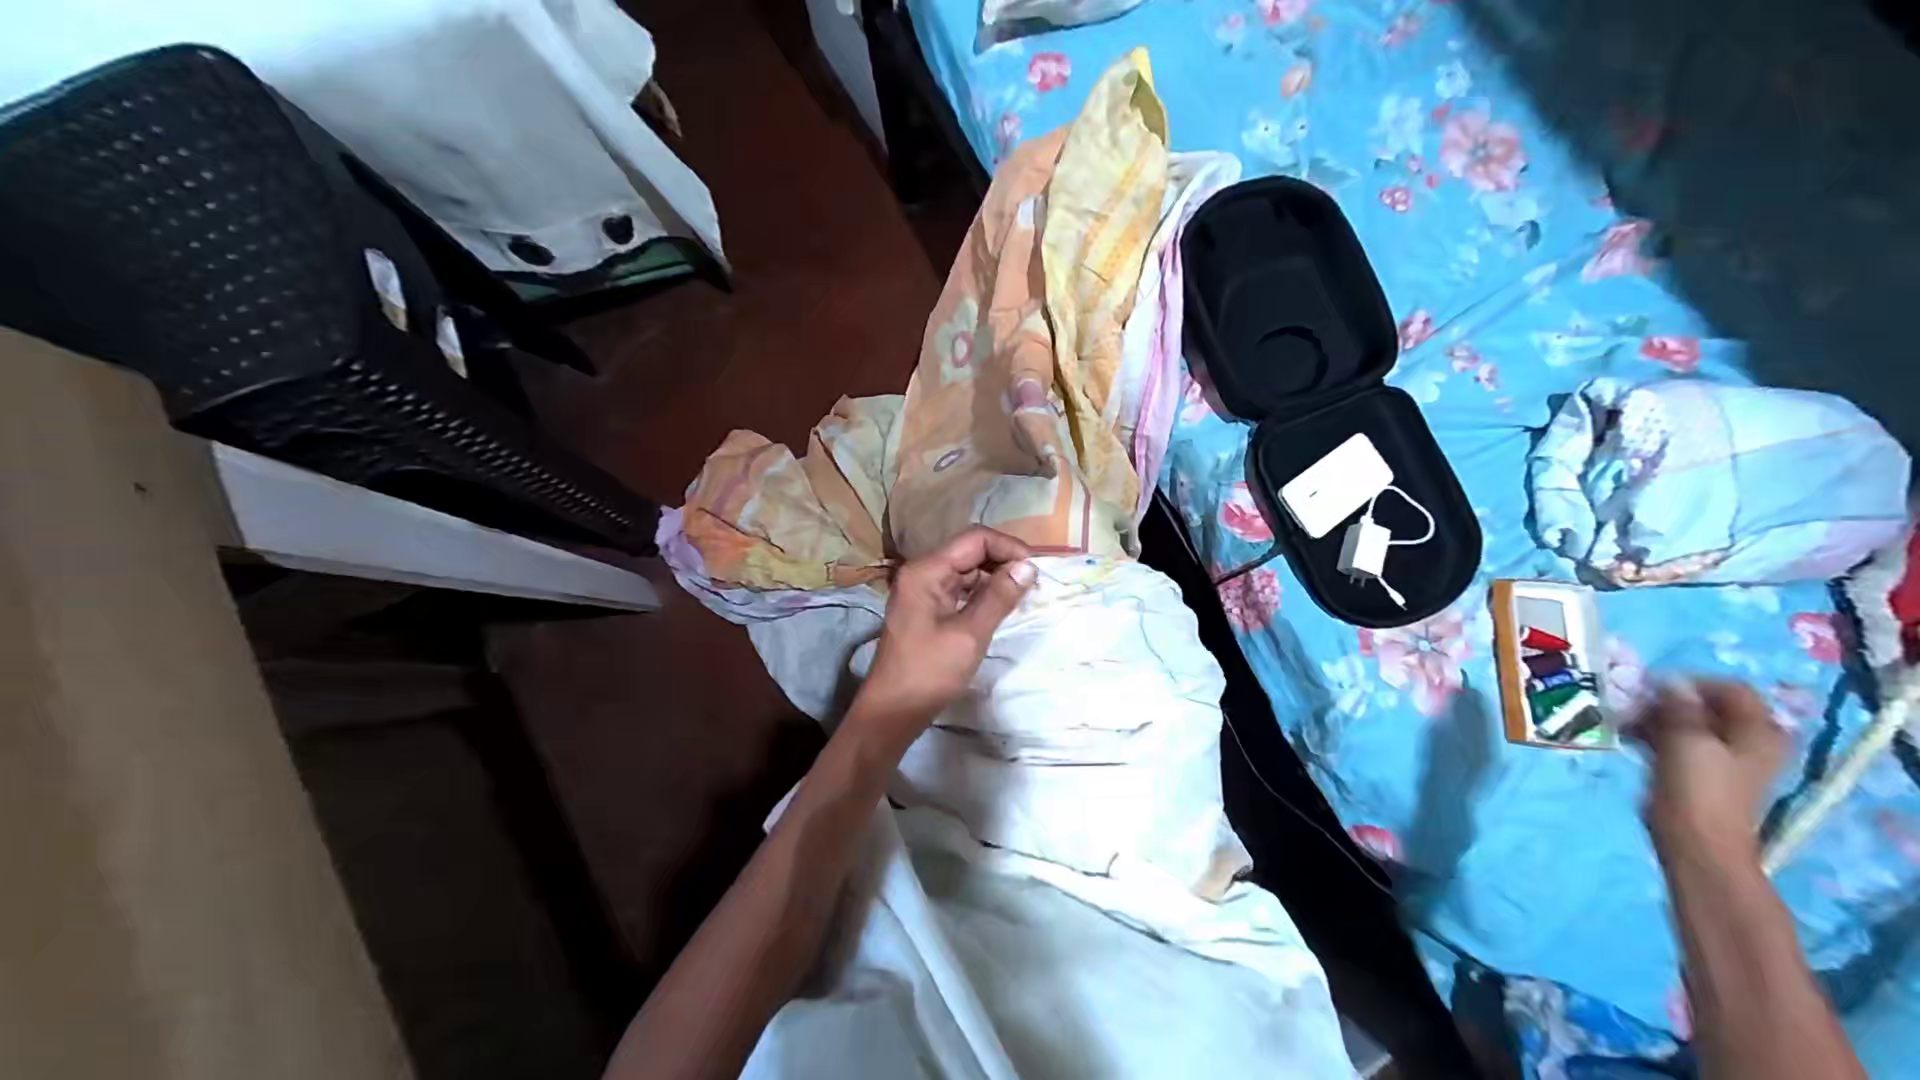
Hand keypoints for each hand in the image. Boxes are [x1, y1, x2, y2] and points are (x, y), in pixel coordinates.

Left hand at [852, 527, 1036, 743]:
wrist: (892, 710)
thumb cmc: (929, 672)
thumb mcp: (970, 634)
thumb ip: (999, 597)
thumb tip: (1028, 567)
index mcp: (926, 570)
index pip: (974, 539)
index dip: (1008, 547)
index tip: (1035, 569)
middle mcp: (921, 572)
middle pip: (970, 551)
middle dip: (1003, 561)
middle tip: (1034, 583)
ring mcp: (922, 591)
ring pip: (966, 570)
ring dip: (995, 578)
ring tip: (1023, 595)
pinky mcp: (926, 608)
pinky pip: (959, 589)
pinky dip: (982, 594)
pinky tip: (1001, 606)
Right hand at [1630, 679, 1787, 861]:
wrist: (1695, 840)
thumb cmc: (1699, 789)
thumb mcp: (1689, 742)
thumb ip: (1681, 709)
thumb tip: (1671, 681)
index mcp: (1759, 732)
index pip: (1731, 690)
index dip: (1693, 683)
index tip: (1653, 687)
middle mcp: (1746, 740)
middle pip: (1707, 705)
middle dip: (1668, 699)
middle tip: (1634, 702)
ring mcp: (1720, 755)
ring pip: (1686, 721)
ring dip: (1655, 715)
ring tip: (1625, 718)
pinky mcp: (1695, 768)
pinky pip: (1675, 738)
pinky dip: (1652, 732)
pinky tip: (1627, 733)